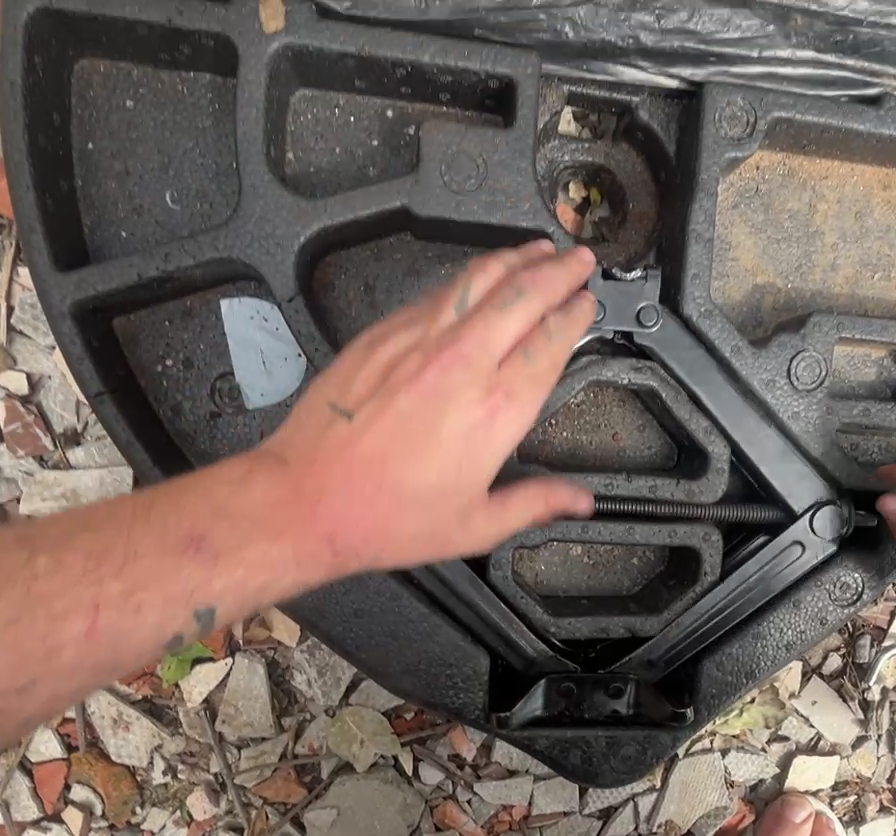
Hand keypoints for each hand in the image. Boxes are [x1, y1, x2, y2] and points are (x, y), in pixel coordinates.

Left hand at [251, 240, 598, 578]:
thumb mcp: (476, 525)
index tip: (587, 304)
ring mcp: (420, 341)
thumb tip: (579, 502)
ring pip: (479, 279)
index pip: (551, 342)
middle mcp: (462, 364)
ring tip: (540, 250)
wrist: (308, 498)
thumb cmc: (386, 516)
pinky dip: (469, 276)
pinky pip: (438, 291)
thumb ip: (536, 503)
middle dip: (560, 271)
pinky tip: (479, 275)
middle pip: (523, 295)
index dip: (575, 315)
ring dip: (517, 260)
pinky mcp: (384, 333)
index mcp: (496, 410)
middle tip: (580, 260)